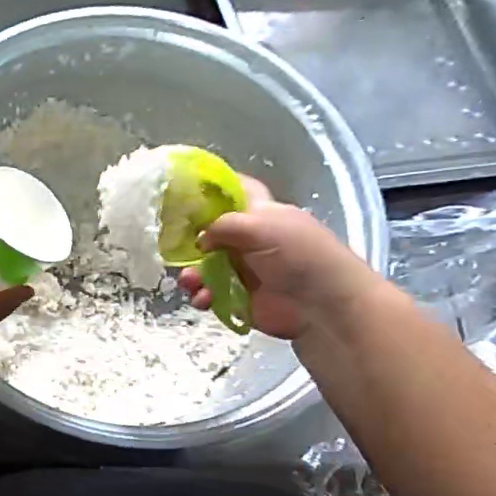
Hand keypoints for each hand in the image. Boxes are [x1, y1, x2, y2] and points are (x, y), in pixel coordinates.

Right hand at [178, 181, 382, 340]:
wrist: (322, 306)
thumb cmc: (299, 255)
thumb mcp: (261, 226)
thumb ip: (222, 225)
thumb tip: (200, 240)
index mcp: (261, 215)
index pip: (237, 192)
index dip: (213, 189)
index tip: (183, 192)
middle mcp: (250, 240)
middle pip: (209, 233)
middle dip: (189, 242)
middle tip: (173, 249)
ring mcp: (242, 269)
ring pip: (203, 266)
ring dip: (192, 273)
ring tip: (191, 282)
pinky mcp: (237, 297)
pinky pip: (208, 293)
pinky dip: (201, 295)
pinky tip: (204, 299)